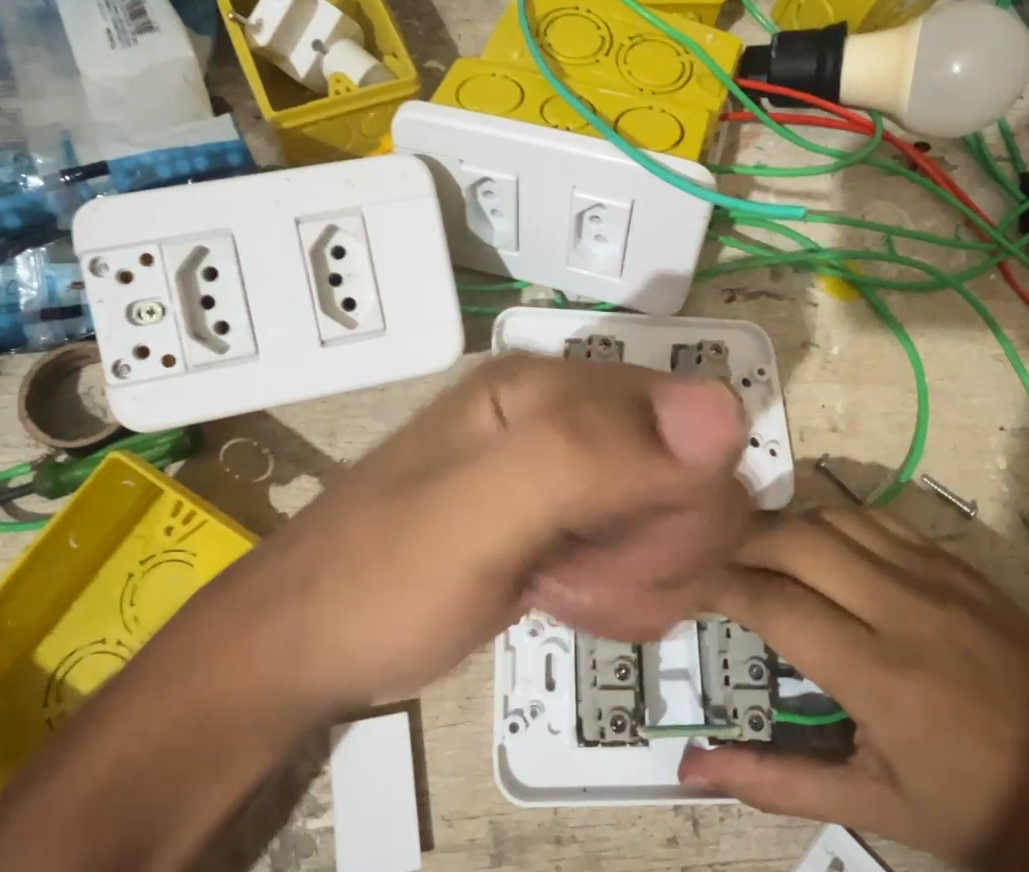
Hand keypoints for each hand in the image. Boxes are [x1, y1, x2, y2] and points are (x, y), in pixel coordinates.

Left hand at [189, 354, 753, 711]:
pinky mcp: (570, 518)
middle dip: (656, 547)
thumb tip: (723, 410)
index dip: (680, 502)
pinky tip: (564, 599)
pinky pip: (647, 550)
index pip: (699, 424)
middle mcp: (569, 412)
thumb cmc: (381, 581)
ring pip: (679, 520)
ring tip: (559, 590)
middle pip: (696, 474)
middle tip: (576, 578)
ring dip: (638, 576)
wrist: (306, 644)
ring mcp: (570, 468)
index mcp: (549, 385)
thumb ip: (586, 456)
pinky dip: (624, 589)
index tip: (616, 551)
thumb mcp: (473, 518)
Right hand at [677, 506, 1028, 864]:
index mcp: (880, 676)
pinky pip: (880, 518)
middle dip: (738, 540)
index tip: (678, 581)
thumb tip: (689, 770)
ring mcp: (938, 578)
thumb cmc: (982, 807)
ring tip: (752, 550)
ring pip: (835, 517)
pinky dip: (833, 520)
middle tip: (703, 559)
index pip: (773, 602)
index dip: (716, 583)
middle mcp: (904, 609)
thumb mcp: (875, 807)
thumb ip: (775, 779)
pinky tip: (818, 547)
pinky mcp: (961, 565)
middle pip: (796, 540)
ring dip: (784, 524)